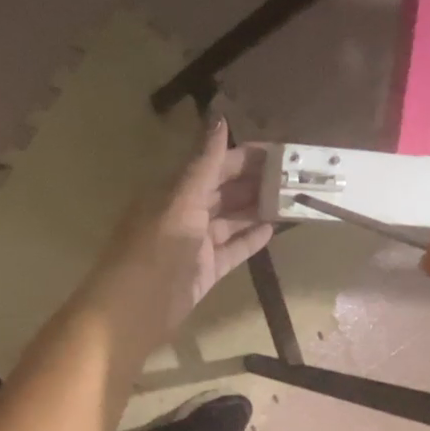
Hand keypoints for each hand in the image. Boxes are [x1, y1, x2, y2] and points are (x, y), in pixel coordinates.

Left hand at [70, 118, 274, 344]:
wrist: (133, 311)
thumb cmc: (155, 250)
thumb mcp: (180, 201)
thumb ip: (203, 164)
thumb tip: (220, 119)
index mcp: (173, 192)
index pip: (213, 165)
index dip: (245, 157)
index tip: (282, 151)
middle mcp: (184, 215)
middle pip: (223, 191)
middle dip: (255, 182)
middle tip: (296, 175)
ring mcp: (194, 246)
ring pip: (230, 220)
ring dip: (256, 209)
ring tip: (292, 198)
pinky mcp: (204, 273)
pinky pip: (231, 251)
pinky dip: (250, 240)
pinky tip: (273, 229)